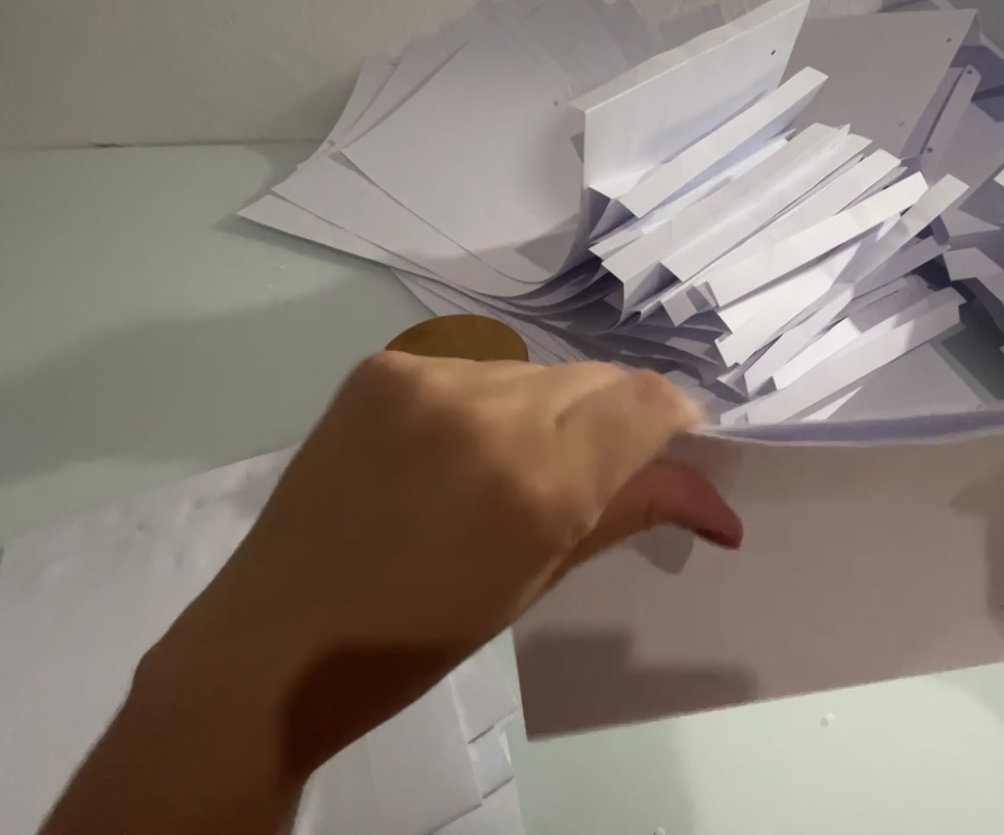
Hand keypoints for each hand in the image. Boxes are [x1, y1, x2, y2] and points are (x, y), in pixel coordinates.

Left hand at [150, 353, 741, 773]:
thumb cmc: (425, 633)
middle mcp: (492, 408)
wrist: (279, 638)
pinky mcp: (386, 365)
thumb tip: (724, 508)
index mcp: (538, 480)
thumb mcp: (543, 579)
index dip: (677, 418)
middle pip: (599, 377)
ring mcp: (431, 377)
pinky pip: (479, 366)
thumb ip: (635, 512)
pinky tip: (457, 446)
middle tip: (592, 468)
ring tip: (511, 463)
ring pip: (541, 371)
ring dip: (553, 407)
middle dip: (616, 416)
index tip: (676, 446)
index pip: (649, 400)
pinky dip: (493, 400)